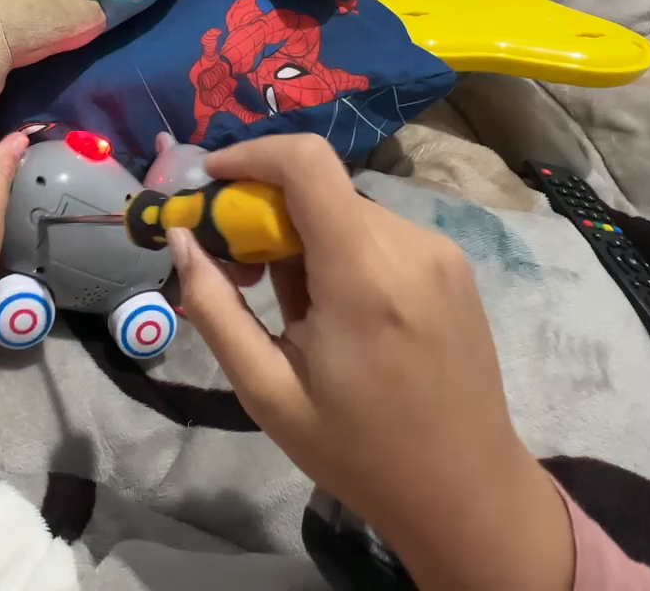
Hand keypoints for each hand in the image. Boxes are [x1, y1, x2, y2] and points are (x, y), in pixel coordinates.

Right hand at [170, 134, 574, 590]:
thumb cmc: (359, 451)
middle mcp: (410, 246)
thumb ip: (214, 306)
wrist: (469, 495)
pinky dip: (337, 246)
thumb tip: (180, 235)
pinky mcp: (452, 263)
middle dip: (264, 214)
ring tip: (295, 306)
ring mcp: (439, 251)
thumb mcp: (266, 390)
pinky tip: (336, 307)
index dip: (251, 155)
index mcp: (364, 276)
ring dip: (301, 235)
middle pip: (317, 189)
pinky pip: (374, 228)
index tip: (212, 181)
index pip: (307, 163)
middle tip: (238, 271)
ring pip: (342, 207)